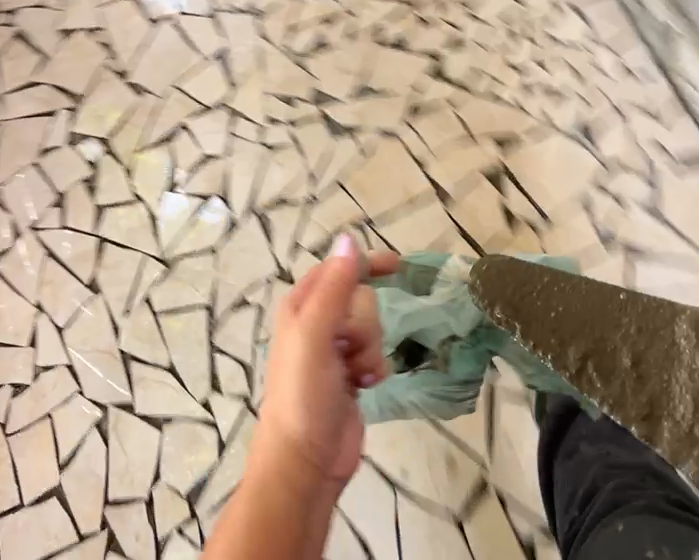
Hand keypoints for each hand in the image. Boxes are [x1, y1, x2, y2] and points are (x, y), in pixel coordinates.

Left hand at [255, 235, 400, 489]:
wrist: (305, 461)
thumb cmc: (303, 393)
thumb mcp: (314, 333)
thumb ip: (335, 286)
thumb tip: (349, 237)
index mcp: (300, 305)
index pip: (339, 268)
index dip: (365, 263)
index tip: (398, 265)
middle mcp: (316, 322)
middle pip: (361, 299)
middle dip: (365, 323)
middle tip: (349, 349)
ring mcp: (335, 350)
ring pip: (372, 327)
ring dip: (371, 349)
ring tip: (356, 375)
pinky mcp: (351, 375)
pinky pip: (377, 354)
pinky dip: (376, 367)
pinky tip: (366, 387)